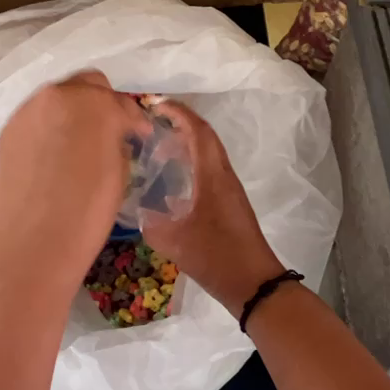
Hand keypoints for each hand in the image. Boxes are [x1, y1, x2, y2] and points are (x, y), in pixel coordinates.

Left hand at [0, 71, 145, 281]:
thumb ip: (117, 140)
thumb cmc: (87, 211)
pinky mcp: (8, 130)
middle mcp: (58, 96)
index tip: (139, 137)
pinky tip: (54, 155)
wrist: (31, 242)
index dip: (134, 121)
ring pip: (57, 99)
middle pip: (87, 85)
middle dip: (101, 103)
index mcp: (95, 103)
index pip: (121, 103)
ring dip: (72, 113)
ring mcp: (28, 110)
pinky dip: (49, 128)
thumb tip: (111, 136)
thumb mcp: (119, 171)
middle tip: (109, 132)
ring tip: (79, 144)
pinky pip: (37, 118)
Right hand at [139, 101, 285, 309]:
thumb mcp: (175, 242)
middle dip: (180, 123)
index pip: (198, 130)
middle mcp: (223, 176)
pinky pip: (208, 170)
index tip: (156, 104)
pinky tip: (173, 183)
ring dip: (186, 144)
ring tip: (159, 150)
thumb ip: (151, 223)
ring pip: (208, 154)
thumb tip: (135, 210)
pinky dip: (191, 164)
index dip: (179, 112)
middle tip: (153, 124)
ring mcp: (229, 190)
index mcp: (213, 176)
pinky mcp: (229, 204)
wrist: (255, 285)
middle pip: (205, 137)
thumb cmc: (217, 258)